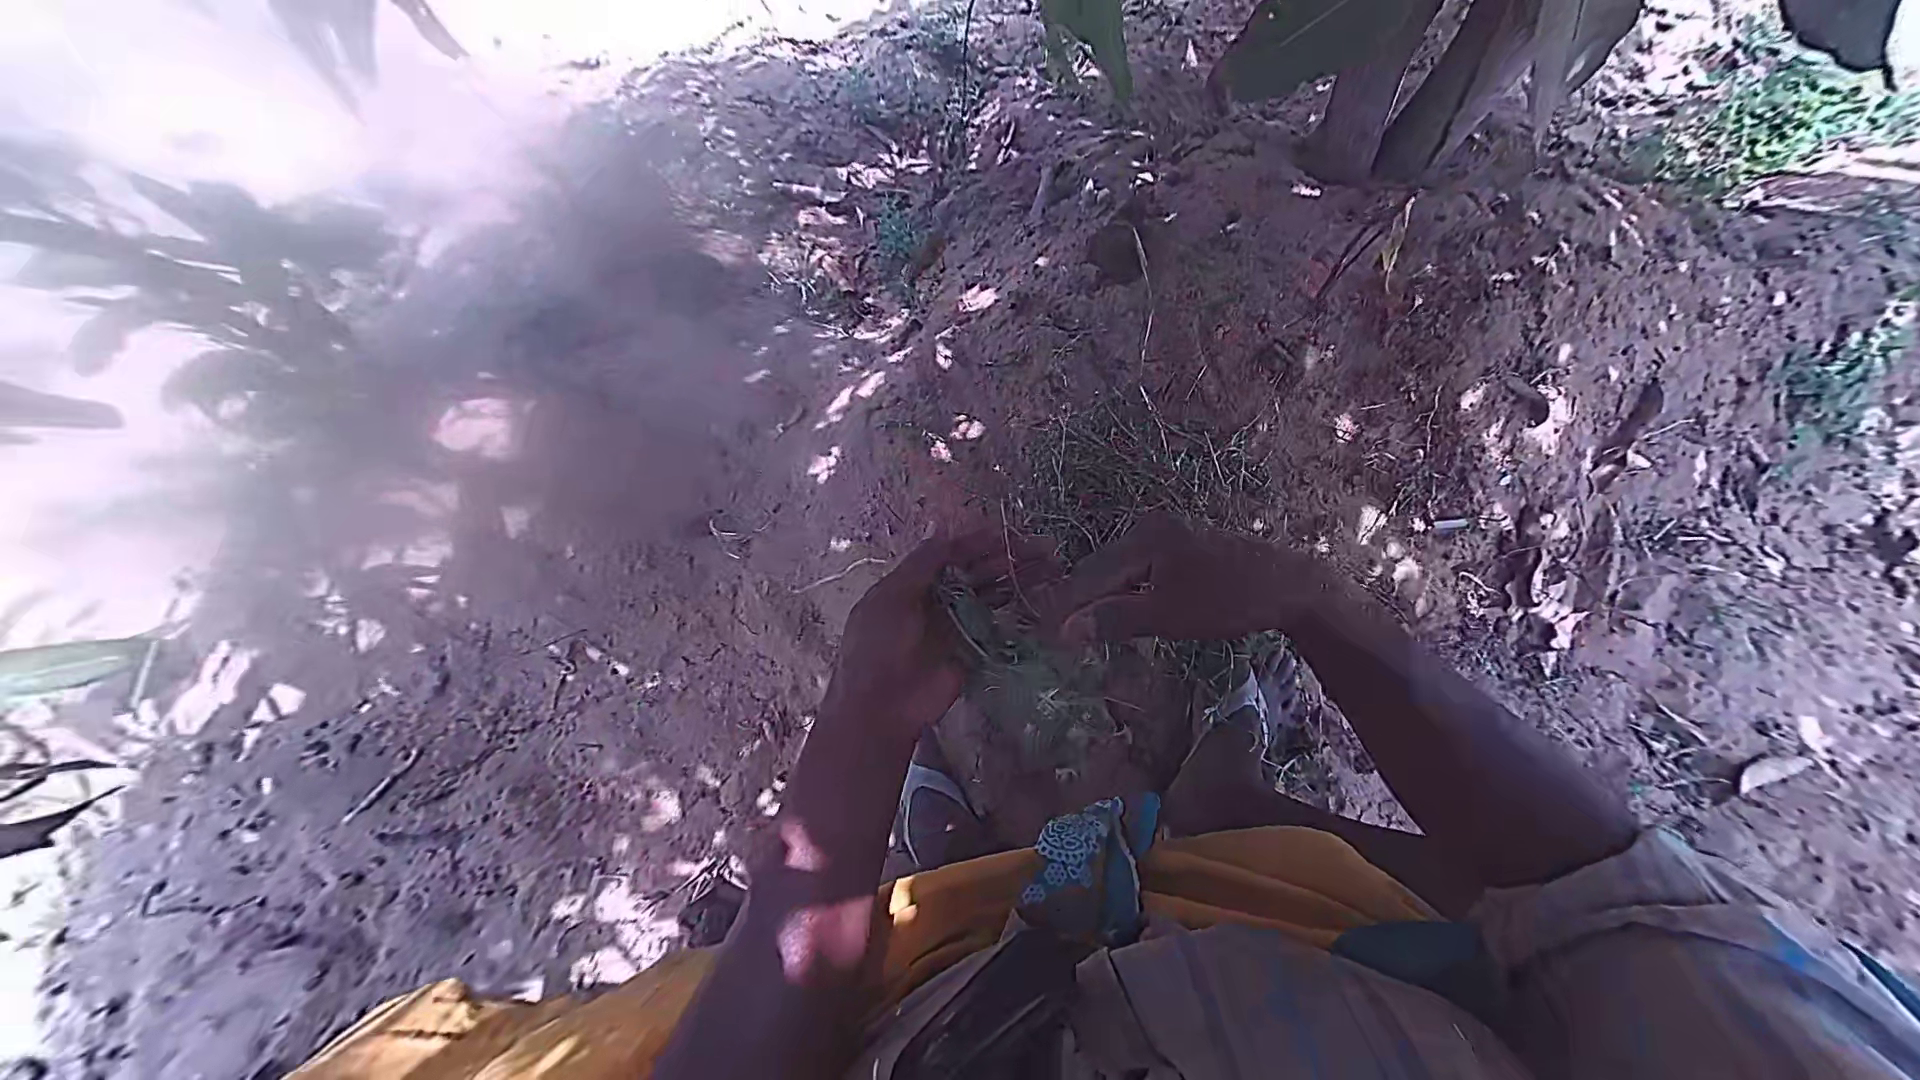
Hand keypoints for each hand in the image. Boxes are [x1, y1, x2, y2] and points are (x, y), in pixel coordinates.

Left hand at [821, 530, 1047, 746]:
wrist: (882, 705)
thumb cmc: (879, 645)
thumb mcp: (892, 597)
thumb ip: (921, 565)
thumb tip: (945, 532)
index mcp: (915, 583)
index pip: (951, 555)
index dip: (979, 543)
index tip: (1009, 534)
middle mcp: (938, 599)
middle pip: (976, 572)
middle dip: (1007, 558)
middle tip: (1044, 547)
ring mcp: (956, 624)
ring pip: (991, 594)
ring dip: (1017, 579)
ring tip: (1050, 566)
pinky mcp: (972, 648)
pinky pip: (997, 624)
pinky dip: (1017, 610)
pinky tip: (1040, 597)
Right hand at [1045, 514, 1330, 642]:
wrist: (1290, 586)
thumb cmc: (1227, 600)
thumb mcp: (1168, 615)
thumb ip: (1114, 619)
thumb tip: (1066, 631)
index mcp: (1141, 539)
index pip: (1088, 575)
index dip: (1066, 606)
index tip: (1045, 633)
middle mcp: (1147, 528)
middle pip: (1098, 568)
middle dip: (1078, 600)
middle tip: (1059, 634)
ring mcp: (1164, 534)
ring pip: (1116, 569)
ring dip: (1099, 596)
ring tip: (1081, 625)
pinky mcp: (1178, 545)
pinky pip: (1135, 568)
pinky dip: (1122, 590)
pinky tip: (1118, 608)